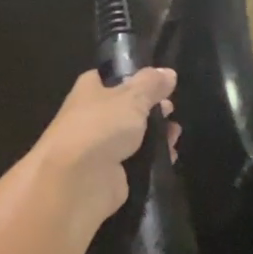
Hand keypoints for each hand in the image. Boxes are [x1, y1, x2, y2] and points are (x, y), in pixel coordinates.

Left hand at [29, 68, 179, 229]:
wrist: (77, 180)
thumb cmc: (101, 126)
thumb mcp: (132, 97)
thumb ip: (151, 84)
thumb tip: (168, 73)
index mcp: (89, 91)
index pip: (108, 78)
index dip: (132, 78)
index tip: (157, 82)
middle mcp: (91, 117)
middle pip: (125, 109)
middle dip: (150, 110)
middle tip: (171, 111)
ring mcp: (100, 148)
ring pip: (133, 137)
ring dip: (155, 136)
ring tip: (175, 135)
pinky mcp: (111, 174)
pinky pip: (136, 162)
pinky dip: (153, 160)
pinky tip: (170, 157)